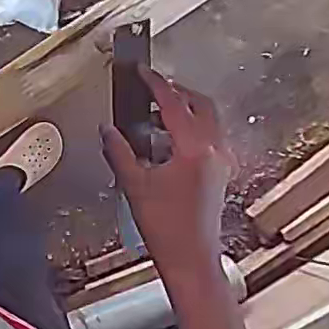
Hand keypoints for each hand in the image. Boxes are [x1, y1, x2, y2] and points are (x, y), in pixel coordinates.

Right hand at [100, 67, 233, 254]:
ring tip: (155, 112)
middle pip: (201, 105)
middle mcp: (214, 151)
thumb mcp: (134, 184)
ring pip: (208, 120)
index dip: (155, 84)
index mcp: (195, 149)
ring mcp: (221, 162)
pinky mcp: (219, 173)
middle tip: (153, 86)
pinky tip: (167, 139)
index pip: (174, 104)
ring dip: (184, 110)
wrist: (190, 257)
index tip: (142, 71)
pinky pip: (209, 137)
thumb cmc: (166, 226)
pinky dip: (190, 128)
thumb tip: (108, 130)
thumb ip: (119, 151)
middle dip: (177, 92)